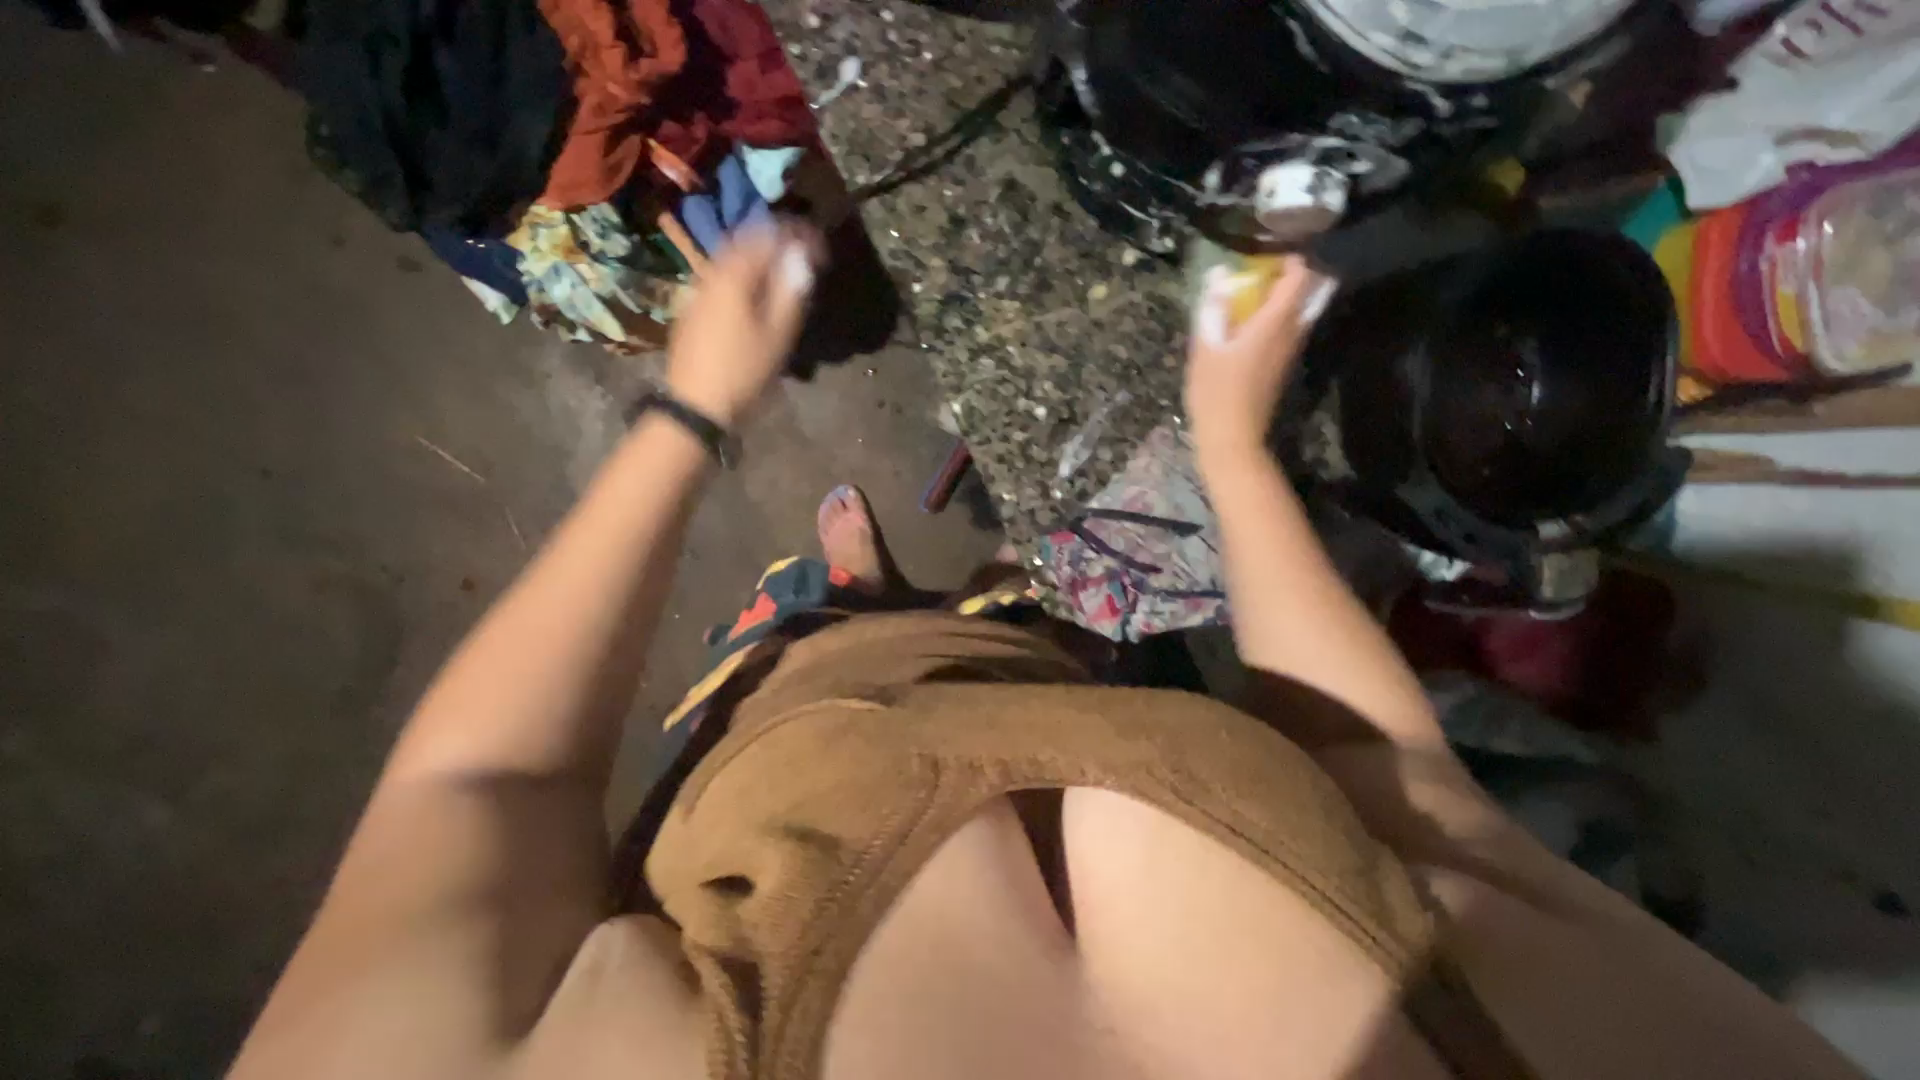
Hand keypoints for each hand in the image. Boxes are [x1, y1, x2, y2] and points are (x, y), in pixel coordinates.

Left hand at [663, 221, 825, 428]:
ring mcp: (696, 292)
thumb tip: (801, 258)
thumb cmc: (743, 372)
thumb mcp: (776, 335)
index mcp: (734, 276)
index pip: (767, 237)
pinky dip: (742, 276)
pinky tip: (753, 295)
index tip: (819, 245)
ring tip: (781, 273)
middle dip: (774, 241)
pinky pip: (720, 279)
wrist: (694, 406)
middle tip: (800, 252)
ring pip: (729, 261)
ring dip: (757, 259)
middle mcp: (711, 274)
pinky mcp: (690, 311)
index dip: (795, 235)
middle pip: (744, 243)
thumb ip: (790, 292)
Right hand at [1183, 256, 1336, 459]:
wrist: (1233, 438)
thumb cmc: (1216, 392)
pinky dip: (1281, 315)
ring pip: (1303, 311)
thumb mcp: (1206, 347)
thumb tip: (1219, 274)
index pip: (1300, 277)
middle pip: (1311, 292)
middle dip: (1296, 274)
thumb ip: (1214, 308)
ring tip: (1258, 290)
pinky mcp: (1284, 364)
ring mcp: (1292, 350)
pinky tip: (1253, 319)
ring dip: (1288, 296)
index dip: (1292, 258)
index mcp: (1275, 322)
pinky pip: (1292, 328)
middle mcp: (1293, 332)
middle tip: (1270, 268)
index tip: (1271, 250)